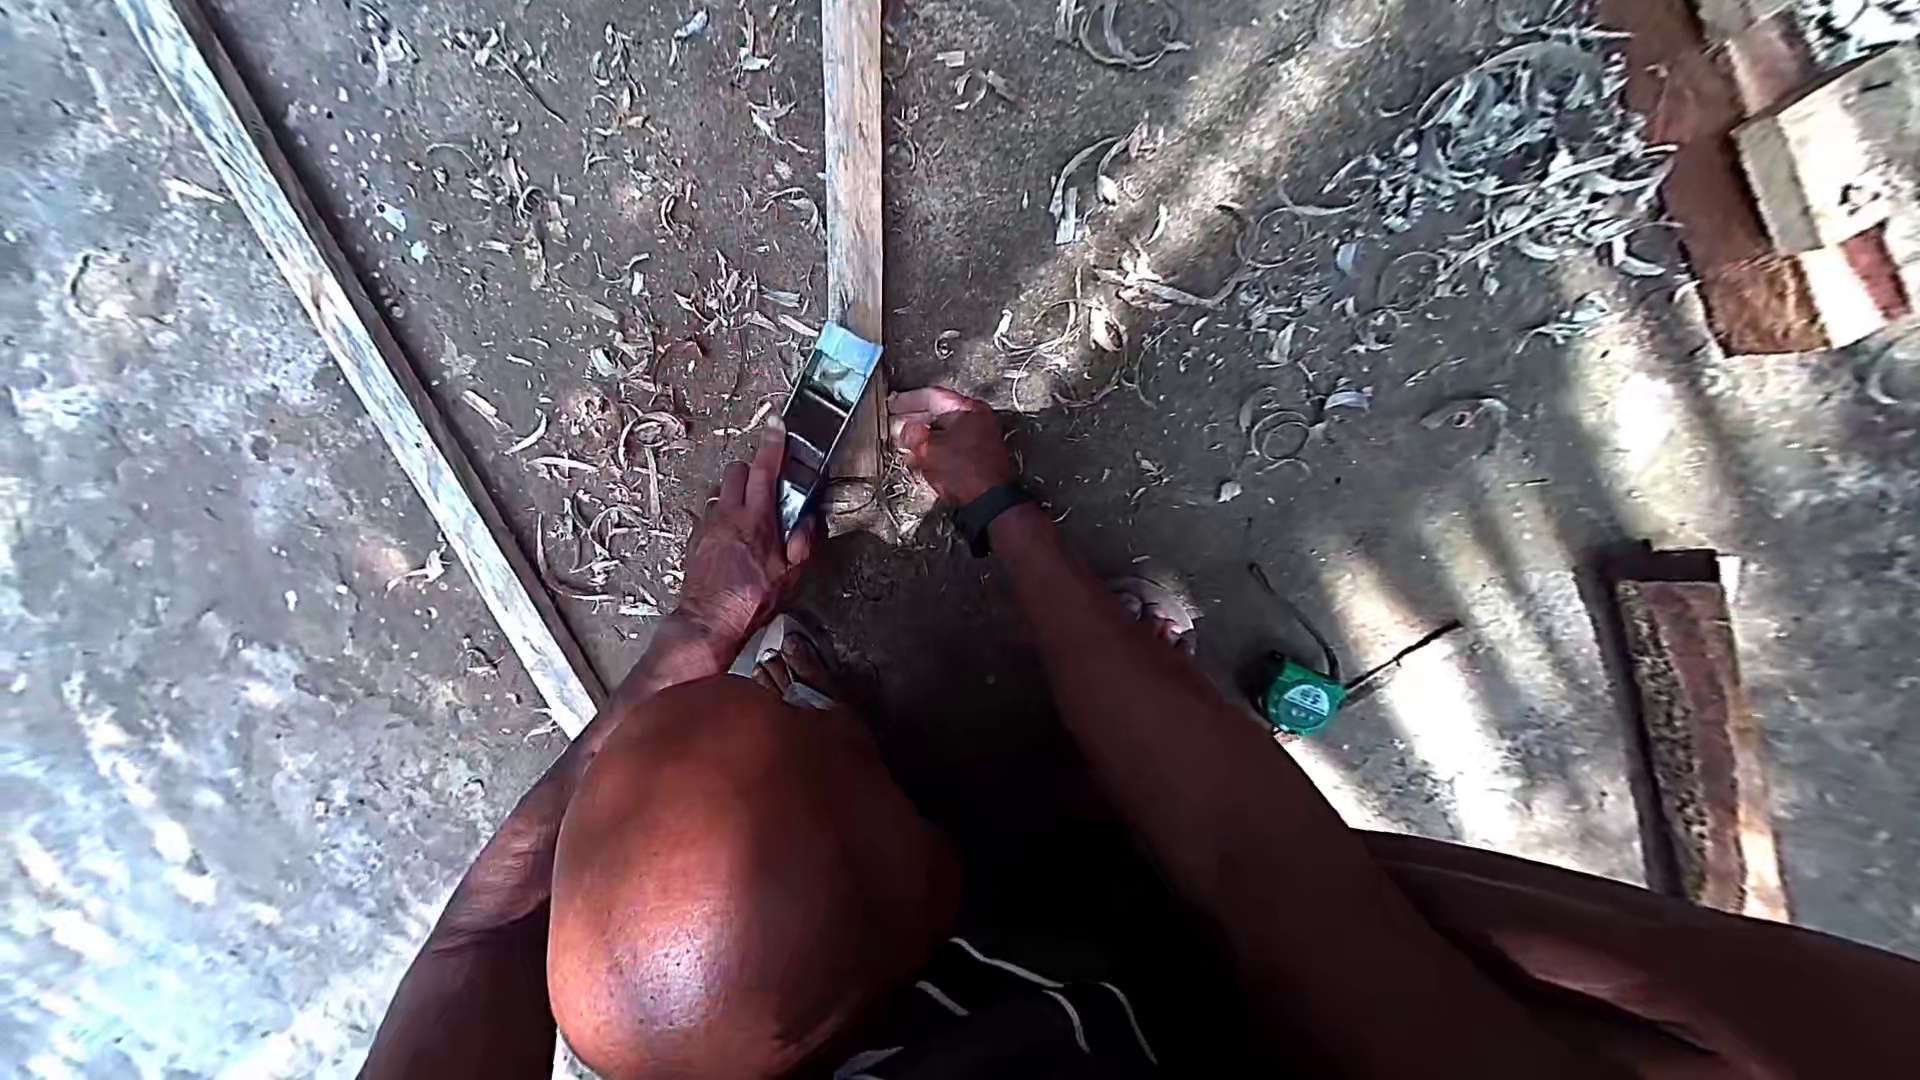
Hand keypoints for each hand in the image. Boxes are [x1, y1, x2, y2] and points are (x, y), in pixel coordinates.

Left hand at [674, 420, 817, 648]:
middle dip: (754, 470)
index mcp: (755, 520)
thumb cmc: (749, 600)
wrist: (708, 621)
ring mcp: (707, 526)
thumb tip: (807, 523)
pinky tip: (734, 537)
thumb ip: (802, 544)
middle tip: (769, 483)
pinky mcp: (695, 540)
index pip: (764, 470)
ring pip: (722, 493)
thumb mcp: (790, 576)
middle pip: (737, 471)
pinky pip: (710, 515)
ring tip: (753, 515)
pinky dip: (724, 517)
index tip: (777, 428)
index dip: (773, 446)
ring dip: (738, 494)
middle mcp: (727, 517)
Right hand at [888, 387, 1015, 505]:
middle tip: (895, 424)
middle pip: (938, 414)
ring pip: (943, 432)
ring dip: (922, 438)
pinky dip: (934, 450)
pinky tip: (920, 458)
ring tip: (903, 443)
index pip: (932, 396)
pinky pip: (951, 448)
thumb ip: (911, 434)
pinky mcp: (978, 458)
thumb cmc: (964, 471)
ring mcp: (980, 439)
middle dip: (913, 420)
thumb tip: (901, 429)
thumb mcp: (928, 448)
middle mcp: (977, 420)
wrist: (988, 500)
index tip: (894, 405)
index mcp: (968, 409)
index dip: (908, 400)